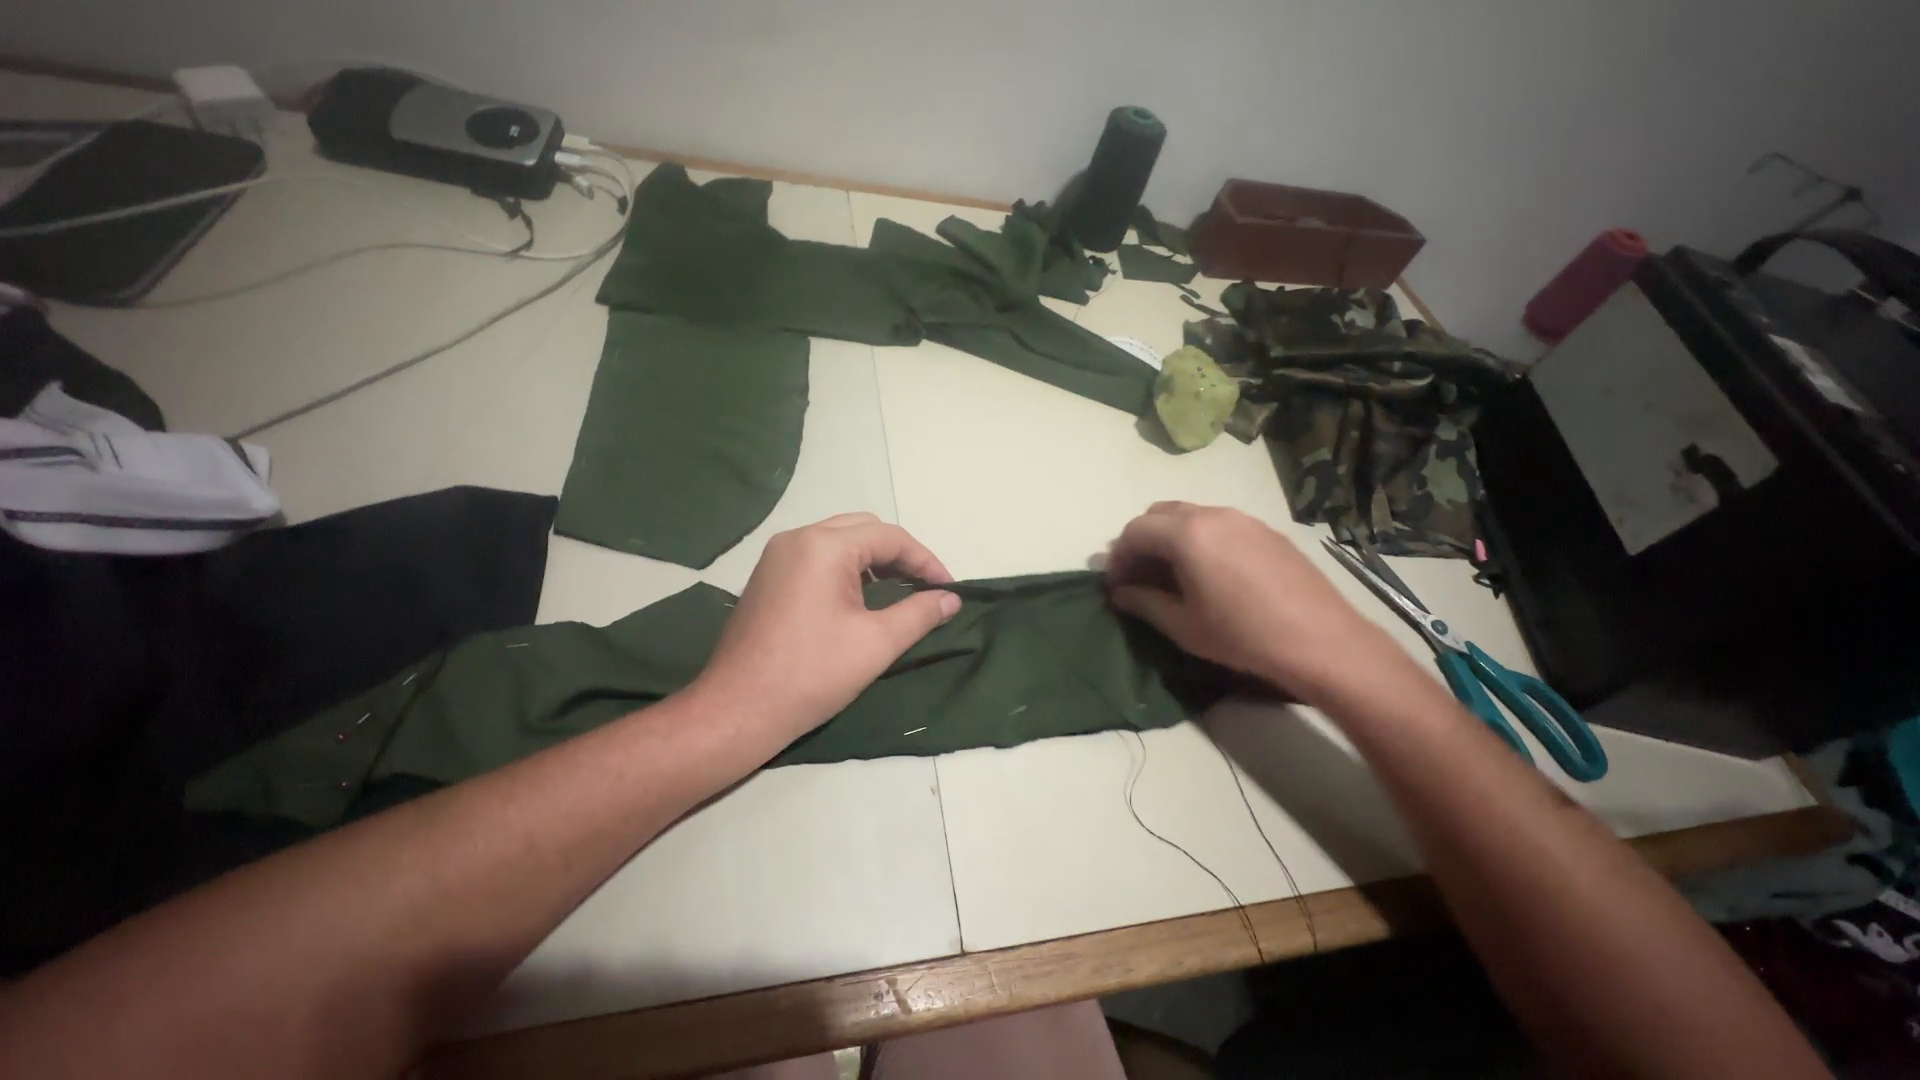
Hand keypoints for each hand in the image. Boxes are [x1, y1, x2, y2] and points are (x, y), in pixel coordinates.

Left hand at [691, 513, 960, 743]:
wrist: (739, 708)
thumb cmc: (812, 674)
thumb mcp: (876, 644)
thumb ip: (919, 614)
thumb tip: (951, 599)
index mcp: (824, 546)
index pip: (889, 537)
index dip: (925, 561)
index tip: (949, 589)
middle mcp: (797, 539)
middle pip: (863, 529)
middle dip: (900, 555)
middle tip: (926, 588)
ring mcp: (777, 557)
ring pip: (838, 540)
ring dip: (873, 560)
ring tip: (901, 592)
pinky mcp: (767, 577)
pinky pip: (816, 557)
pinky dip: (846, 568)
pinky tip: (862, 598)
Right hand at [1106, 502, 1407, 704]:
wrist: (1321, 641)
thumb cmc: (1243, 636)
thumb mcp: (1184, 626)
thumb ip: (1144, 603)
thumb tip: (1121, 593)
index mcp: (1187, 534)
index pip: (1135, 531)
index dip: (1118, 557)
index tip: (1114, 585)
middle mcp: (1213, 515)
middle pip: (1160, 514)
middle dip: (1142, 541)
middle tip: (1138, 577)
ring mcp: (1244, 519)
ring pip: (1192, 516)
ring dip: (1171, 538)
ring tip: (1172, 576)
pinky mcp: (1268, 531)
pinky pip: (1220, 525)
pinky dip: (1201, 540)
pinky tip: (1210, 574)